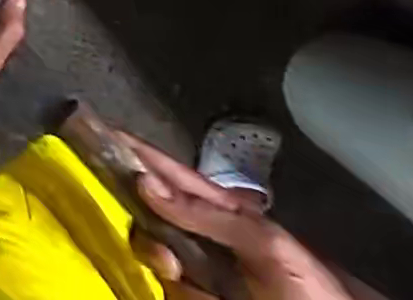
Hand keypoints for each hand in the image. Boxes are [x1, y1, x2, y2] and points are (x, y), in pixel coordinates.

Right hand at [117, 132, 355, 299]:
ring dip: (154, 253)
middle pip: (146, 205)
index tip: (98, 128)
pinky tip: (180, 284)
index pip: (168, 170)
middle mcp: (200, 234)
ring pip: (148, 244)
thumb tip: (143, 181)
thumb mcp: (270, 247)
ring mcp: (197, 270)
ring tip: (178, 273)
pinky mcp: (191, 297)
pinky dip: (164, 282)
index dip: (135, 149)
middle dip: (135, 207)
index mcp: (221, 211)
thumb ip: (207, 212)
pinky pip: (159, 283)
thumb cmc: (314, 296)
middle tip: (138, 217)